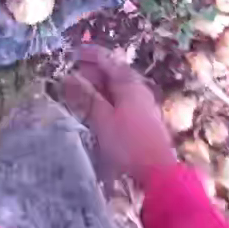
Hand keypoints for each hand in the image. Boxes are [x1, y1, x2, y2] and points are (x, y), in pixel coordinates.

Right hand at [59, 45, 177, 184]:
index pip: (104, 58)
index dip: (86, 54)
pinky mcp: (144, 116)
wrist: (160, 173)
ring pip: (116, 86)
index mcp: (127, 80)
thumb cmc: (128, 143)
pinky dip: (107, 98)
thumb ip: (85, 96)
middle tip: (71, 79)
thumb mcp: (102, 118)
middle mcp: (136, 85)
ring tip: (81, 94)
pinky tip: (98, 109)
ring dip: (98, 86)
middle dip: (90, 72)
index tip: (70, 55)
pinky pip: (121, 97)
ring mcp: (142, 100)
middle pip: (111, 70)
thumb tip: (68, 76)